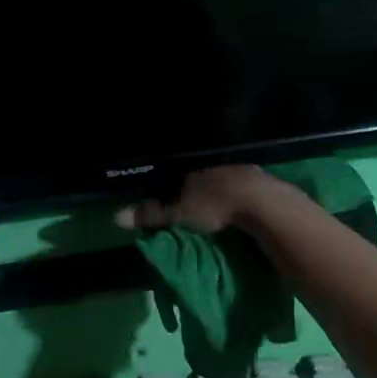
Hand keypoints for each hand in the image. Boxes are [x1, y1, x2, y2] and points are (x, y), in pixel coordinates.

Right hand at [115, 164, 296, 233]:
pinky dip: (230, 189)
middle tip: (185, 197)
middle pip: (193, 171)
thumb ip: (151, 215)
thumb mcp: (178, 214)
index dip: (165, 183)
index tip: (162, 192)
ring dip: (211, 184)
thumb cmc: (214, 204)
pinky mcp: (253, 175)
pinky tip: (230, 199)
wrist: (261, 201)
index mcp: (188, 165)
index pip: (170, 171)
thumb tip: (116, 216)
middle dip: (188, 181)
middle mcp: (208, 160)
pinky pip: (235, 180)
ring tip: (207, 199)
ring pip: (215, 173)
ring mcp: (232, 165)